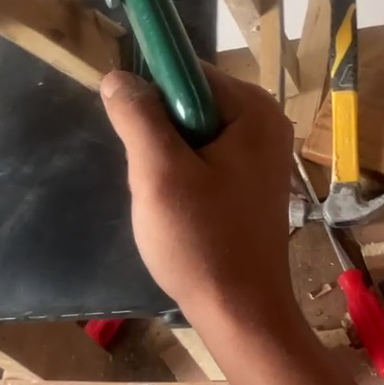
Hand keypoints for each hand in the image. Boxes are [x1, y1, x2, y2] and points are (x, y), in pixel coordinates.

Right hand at [101, 64, 300, 327]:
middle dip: (158, 134)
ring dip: (167, 160)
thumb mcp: (159, 173)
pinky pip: (205, 159)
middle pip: (190, 102)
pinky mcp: (252, 182)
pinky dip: (183, 177)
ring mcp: (262, 155)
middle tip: (153, 178)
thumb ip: (138, 117)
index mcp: (254, 109)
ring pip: (192, 134)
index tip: (130, 130)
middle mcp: (265, 123)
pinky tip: (180, 211)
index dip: (151, 93)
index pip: (188, 70)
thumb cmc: (202, 242)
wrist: (242, 313)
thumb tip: (118, 77)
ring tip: (167, 200)